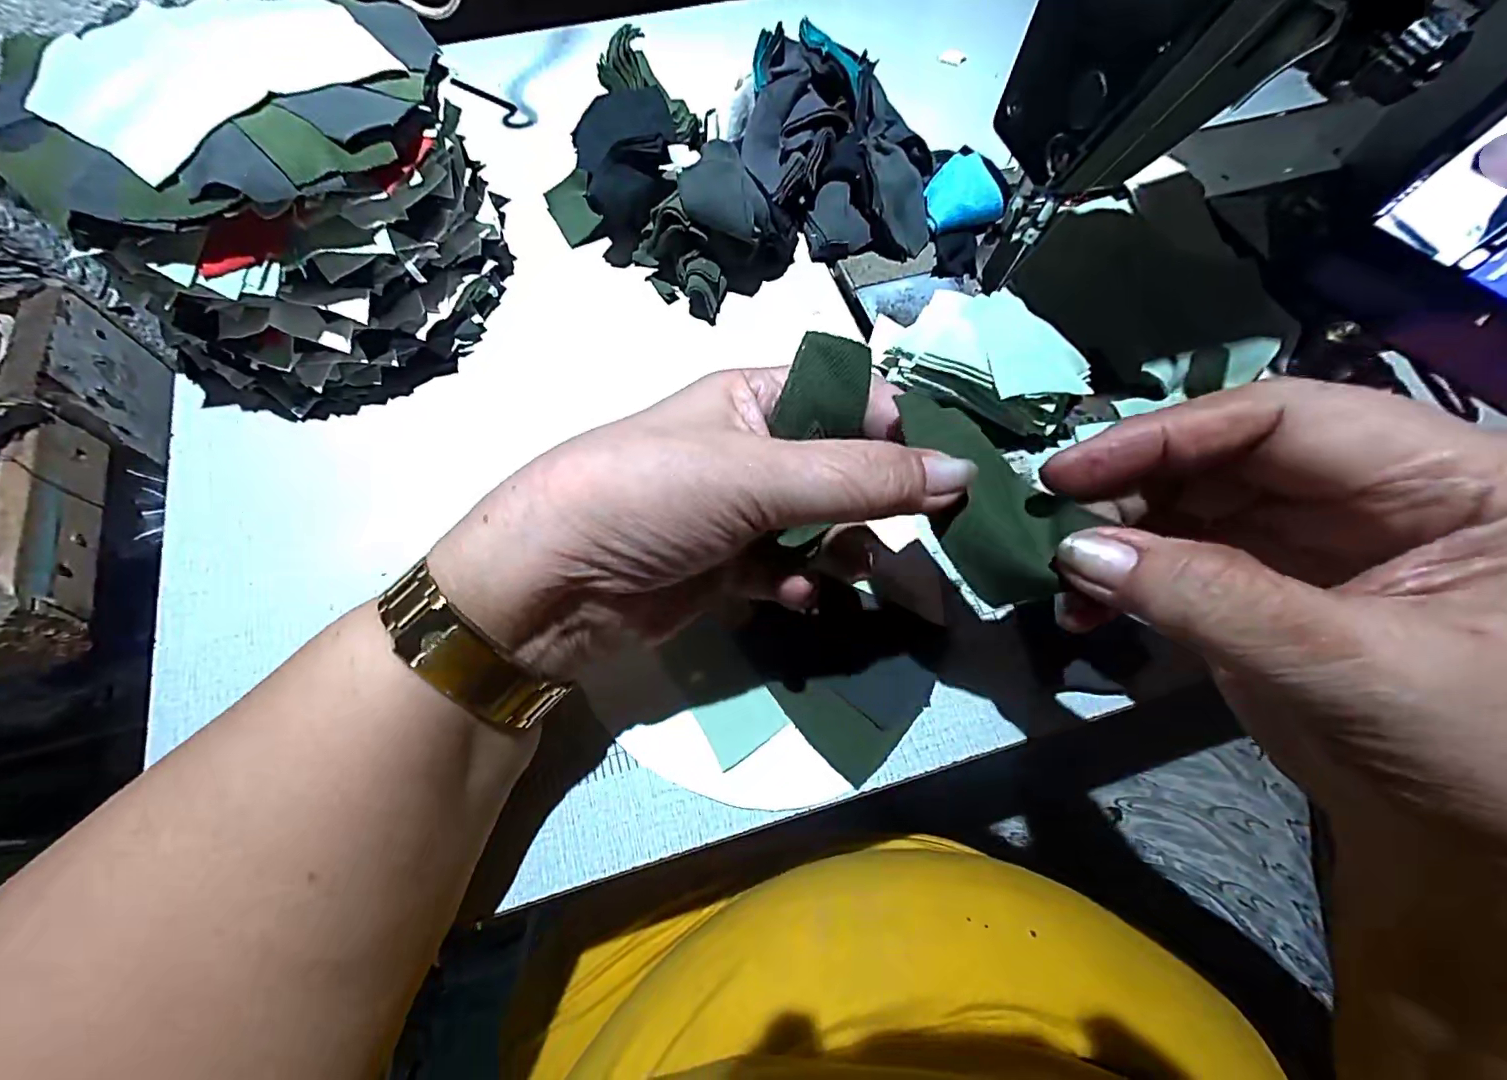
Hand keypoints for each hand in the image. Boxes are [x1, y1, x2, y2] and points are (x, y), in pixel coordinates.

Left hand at [427, 367, 973, 679]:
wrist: (543, 592)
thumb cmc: (649, 500)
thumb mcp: (757, 476)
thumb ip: (861, 478)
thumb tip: (963, 471)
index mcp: (757, 398)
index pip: (854, 399)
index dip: (903, 432)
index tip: (945, 475)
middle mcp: (756, 449)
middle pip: (846, 468)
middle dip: (884, 501)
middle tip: (925, 533)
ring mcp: (743, 512)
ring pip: (825, 526)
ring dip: (848, 550)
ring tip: (856, 571)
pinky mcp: (731, 567)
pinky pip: (791, 571)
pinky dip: (805, 585)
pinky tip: (802, 599)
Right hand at [1042, 378, 1506, 974]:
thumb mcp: (1363, 673)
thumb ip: (1212, 601)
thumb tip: (1075, 550)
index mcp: (1468, 474)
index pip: (1289, 417)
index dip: (1169, 436)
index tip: (1072, 472)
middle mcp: (1395, 492)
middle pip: (1236, 461)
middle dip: (1138, 490)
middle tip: (1056, 527)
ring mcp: (1338, 547)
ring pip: (1206, 513)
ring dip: (1129, 541)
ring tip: (1066, 577)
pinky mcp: (1292, 598)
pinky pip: (1199, 569)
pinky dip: (1142, 584)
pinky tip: (1095, 607)